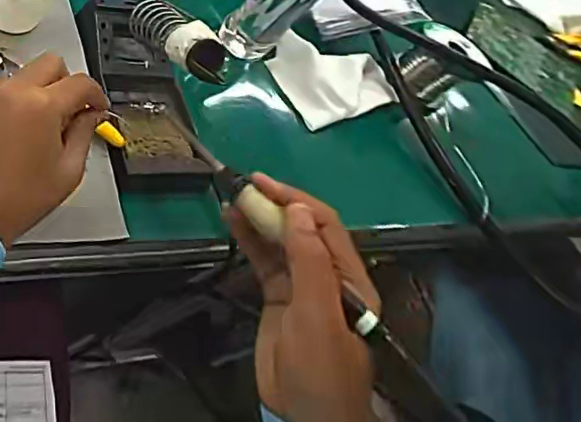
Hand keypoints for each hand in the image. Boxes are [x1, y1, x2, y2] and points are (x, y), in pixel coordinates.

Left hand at [0, 52, 108, 244]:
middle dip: (69, 81)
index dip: (97, 94)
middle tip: (76, 109)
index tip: (99, 108)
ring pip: (31, 71)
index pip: (80, 82)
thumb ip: (84, 132)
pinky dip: (26, 94)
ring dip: (46, 86)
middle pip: (53, 62)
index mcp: (42, 105)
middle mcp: (17, 91)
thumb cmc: (20, 197)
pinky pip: (13, 85)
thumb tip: (91, 114)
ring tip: (52, 121)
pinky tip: (31, 124)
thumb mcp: (68, 169)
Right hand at [226, 174, 378, 421]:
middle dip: (273, 204)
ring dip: (258, 217)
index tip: (263, 183)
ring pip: (279, 240)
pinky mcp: (278, 297)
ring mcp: (301, 286)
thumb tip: (298, 210)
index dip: (294, 199)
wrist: (303, 419)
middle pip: (300, 228)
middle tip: (243, 185)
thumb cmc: (320, 370)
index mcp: (349, 279)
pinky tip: (231, 221)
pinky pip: (263, 258)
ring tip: (232, 197)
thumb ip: (310, 262)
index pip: (324, 225)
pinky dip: (248, 237)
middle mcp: (327, 276)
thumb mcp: (318, 315)